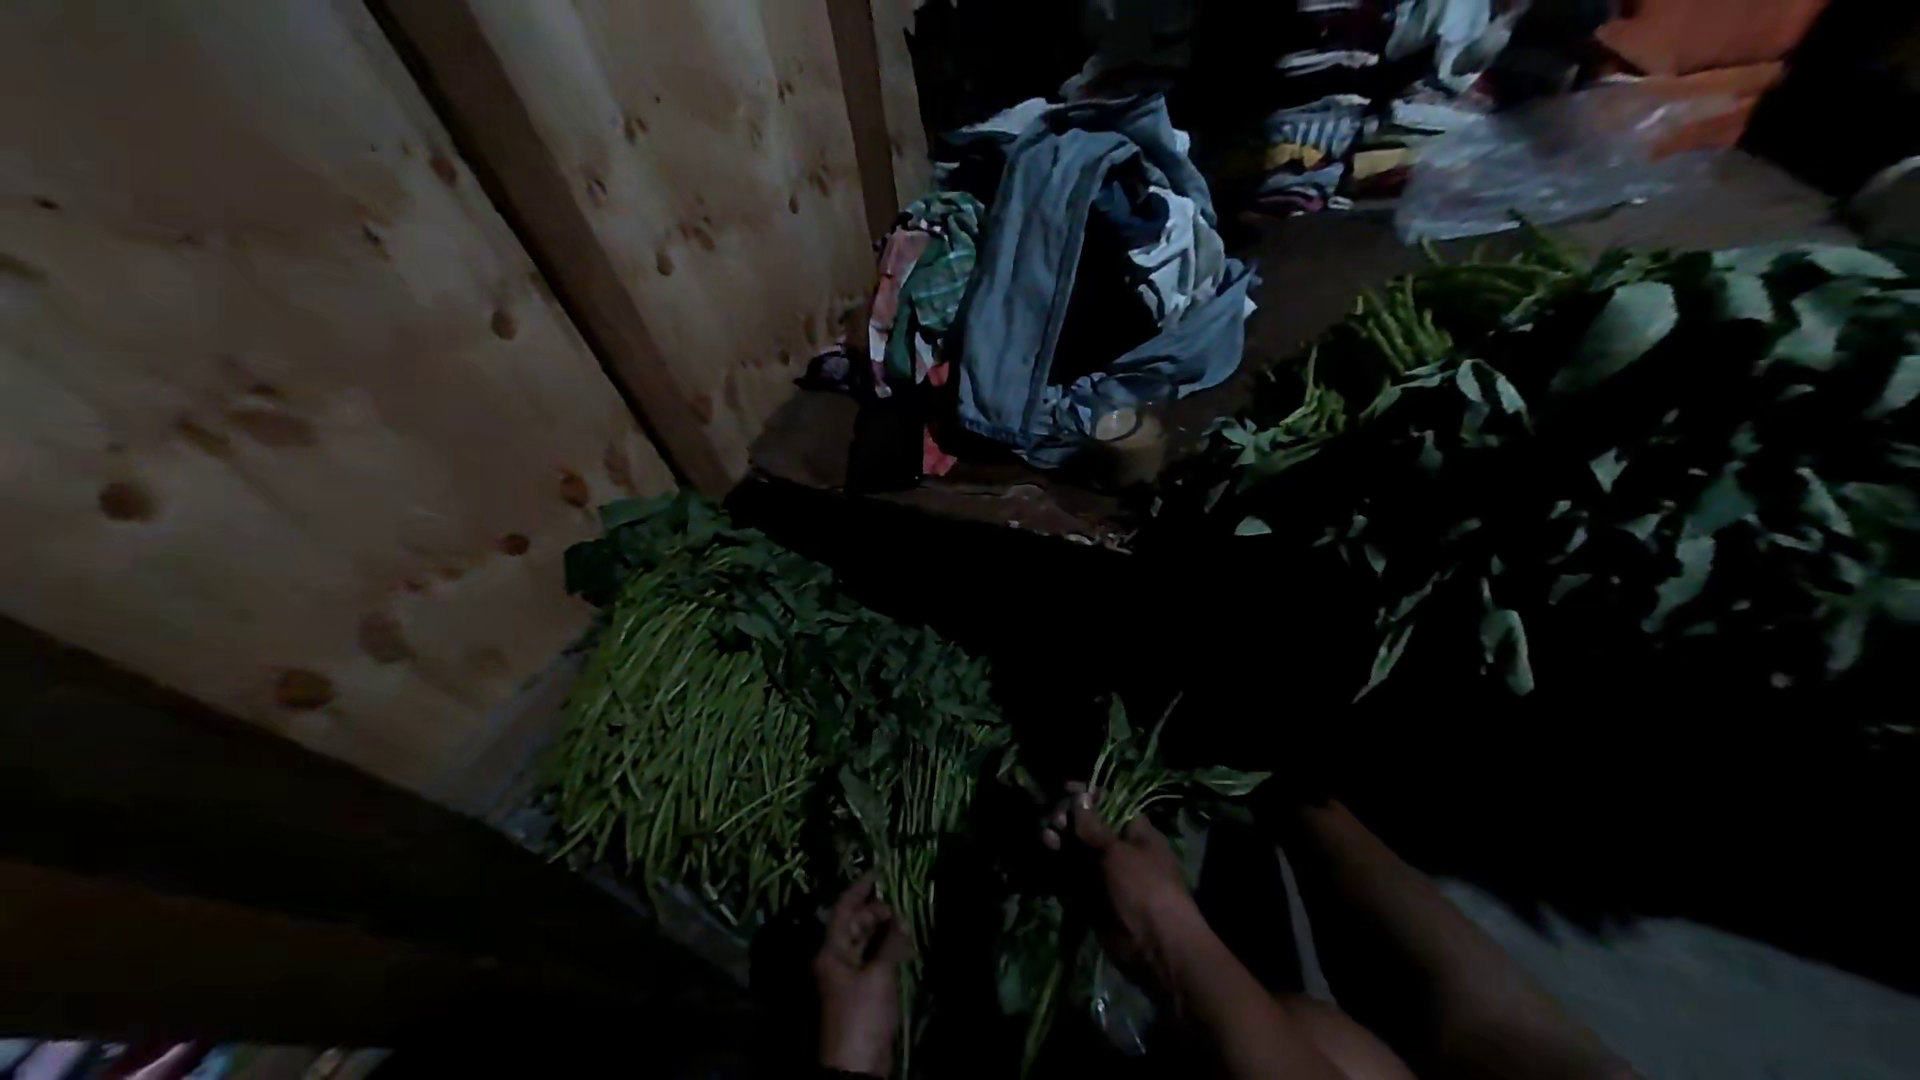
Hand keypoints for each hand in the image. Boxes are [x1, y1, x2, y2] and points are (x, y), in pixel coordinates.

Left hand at [813, 875, 911, 1077]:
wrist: (856, 1067)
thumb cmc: (861, 1015)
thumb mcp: (878, 974)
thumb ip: (890, 942)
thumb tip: (899, 918)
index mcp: (831, 950)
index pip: (844, 909)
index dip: (860, 888)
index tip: (878, 871)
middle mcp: (836, 959)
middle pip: (855, 924)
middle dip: (877, 911)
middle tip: (899, 903)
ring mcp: (848, 976)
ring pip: (866, 942)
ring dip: (884, 931)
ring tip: (906, 921)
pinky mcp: (862, 992)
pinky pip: (874, 960)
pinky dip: (888, 950)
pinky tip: (905, 946)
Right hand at [1041, 783, 1200, 997]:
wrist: (1156, 950)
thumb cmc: (1144, 888)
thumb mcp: (1118, 852)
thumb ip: (1093, 826)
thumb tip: (1079, 795)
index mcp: (1136, 833)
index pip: (1110, 805)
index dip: (1088, 796)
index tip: (1065, 789)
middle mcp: (1120, 851)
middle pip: (1089, 827)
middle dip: (1070, 820)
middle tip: (1055, 820)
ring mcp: (1105, 876)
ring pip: (1077, 852)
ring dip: (1061, 842)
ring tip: (1047, 837)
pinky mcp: (1092, 899)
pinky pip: (1071, 877)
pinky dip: (1059, 868)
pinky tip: (1049, 856)